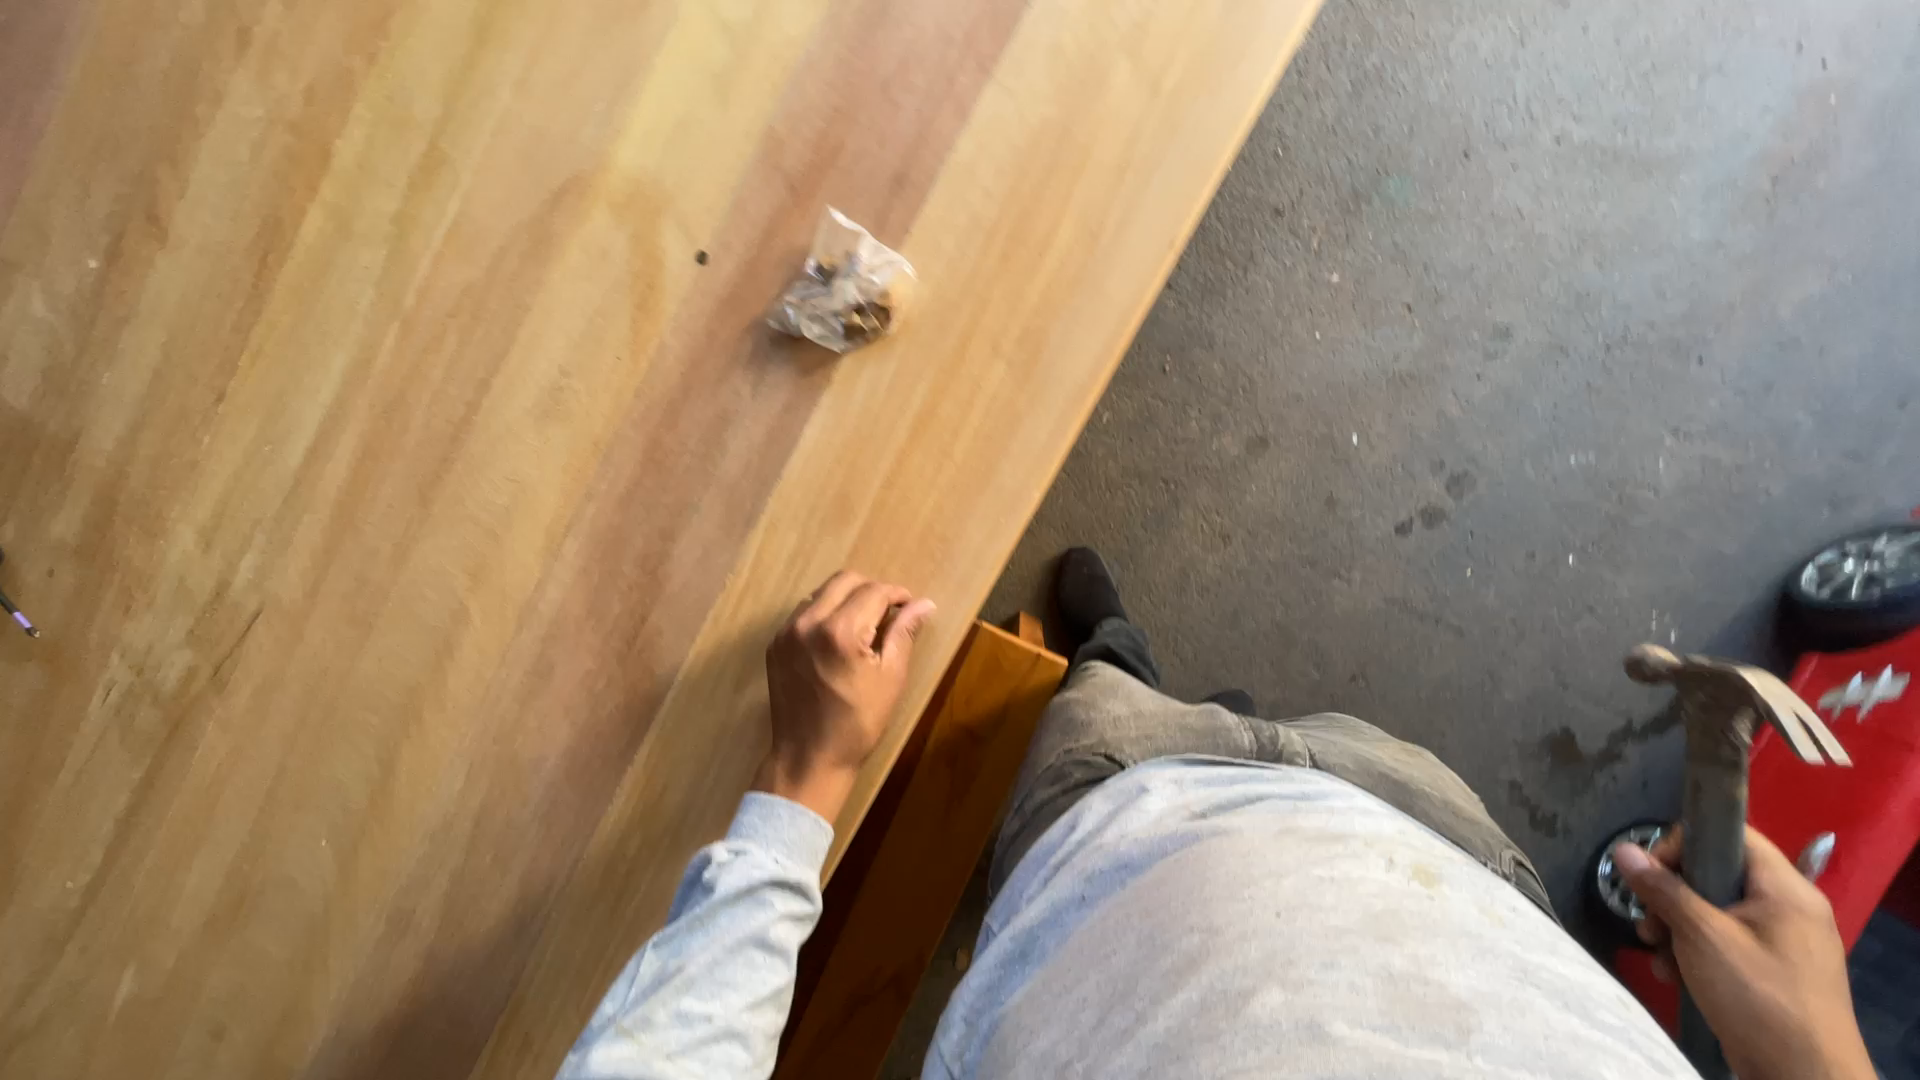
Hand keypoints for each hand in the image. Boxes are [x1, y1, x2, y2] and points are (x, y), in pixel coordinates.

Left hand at [755, 571, 935, 823]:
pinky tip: (837, 640)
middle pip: (845, 580)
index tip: (909, 607)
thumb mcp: (891, 677)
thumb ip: (904, 633)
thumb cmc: (858, 723)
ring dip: (846, 599)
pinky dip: (824, 614)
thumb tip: (925, 604)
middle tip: (888, 614)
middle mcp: (808, 622)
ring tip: (863, 627)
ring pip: (821, 593)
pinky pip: (803, 613)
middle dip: (871, 590)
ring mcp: (786, 632)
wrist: (809, 758)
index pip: (874, 591)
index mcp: (840, 631)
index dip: (897, 595)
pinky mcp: (775, 645)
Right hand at [1612, 826, 1873, 1079]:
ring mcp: (1779, 939)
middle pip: (1712, 872)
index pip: (1731, 834)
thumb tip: (1623, 849)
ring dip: (1672, 924)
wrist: (1804, 1077)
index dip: (1685, 841)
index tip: (1652, 870)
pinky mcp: (1768, 965)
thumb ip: (1662, 888)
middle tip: (1648, 918)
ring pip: (1708, 907)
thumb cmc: (1758, 995)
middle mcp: (1787, 908)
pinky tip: (1673, 970)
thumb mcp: (1701, 935)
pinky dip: (1690, 948)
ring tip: (1655, 948)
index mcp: (1785, 891)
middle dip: (1669, 893)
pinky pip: (1719, 937)